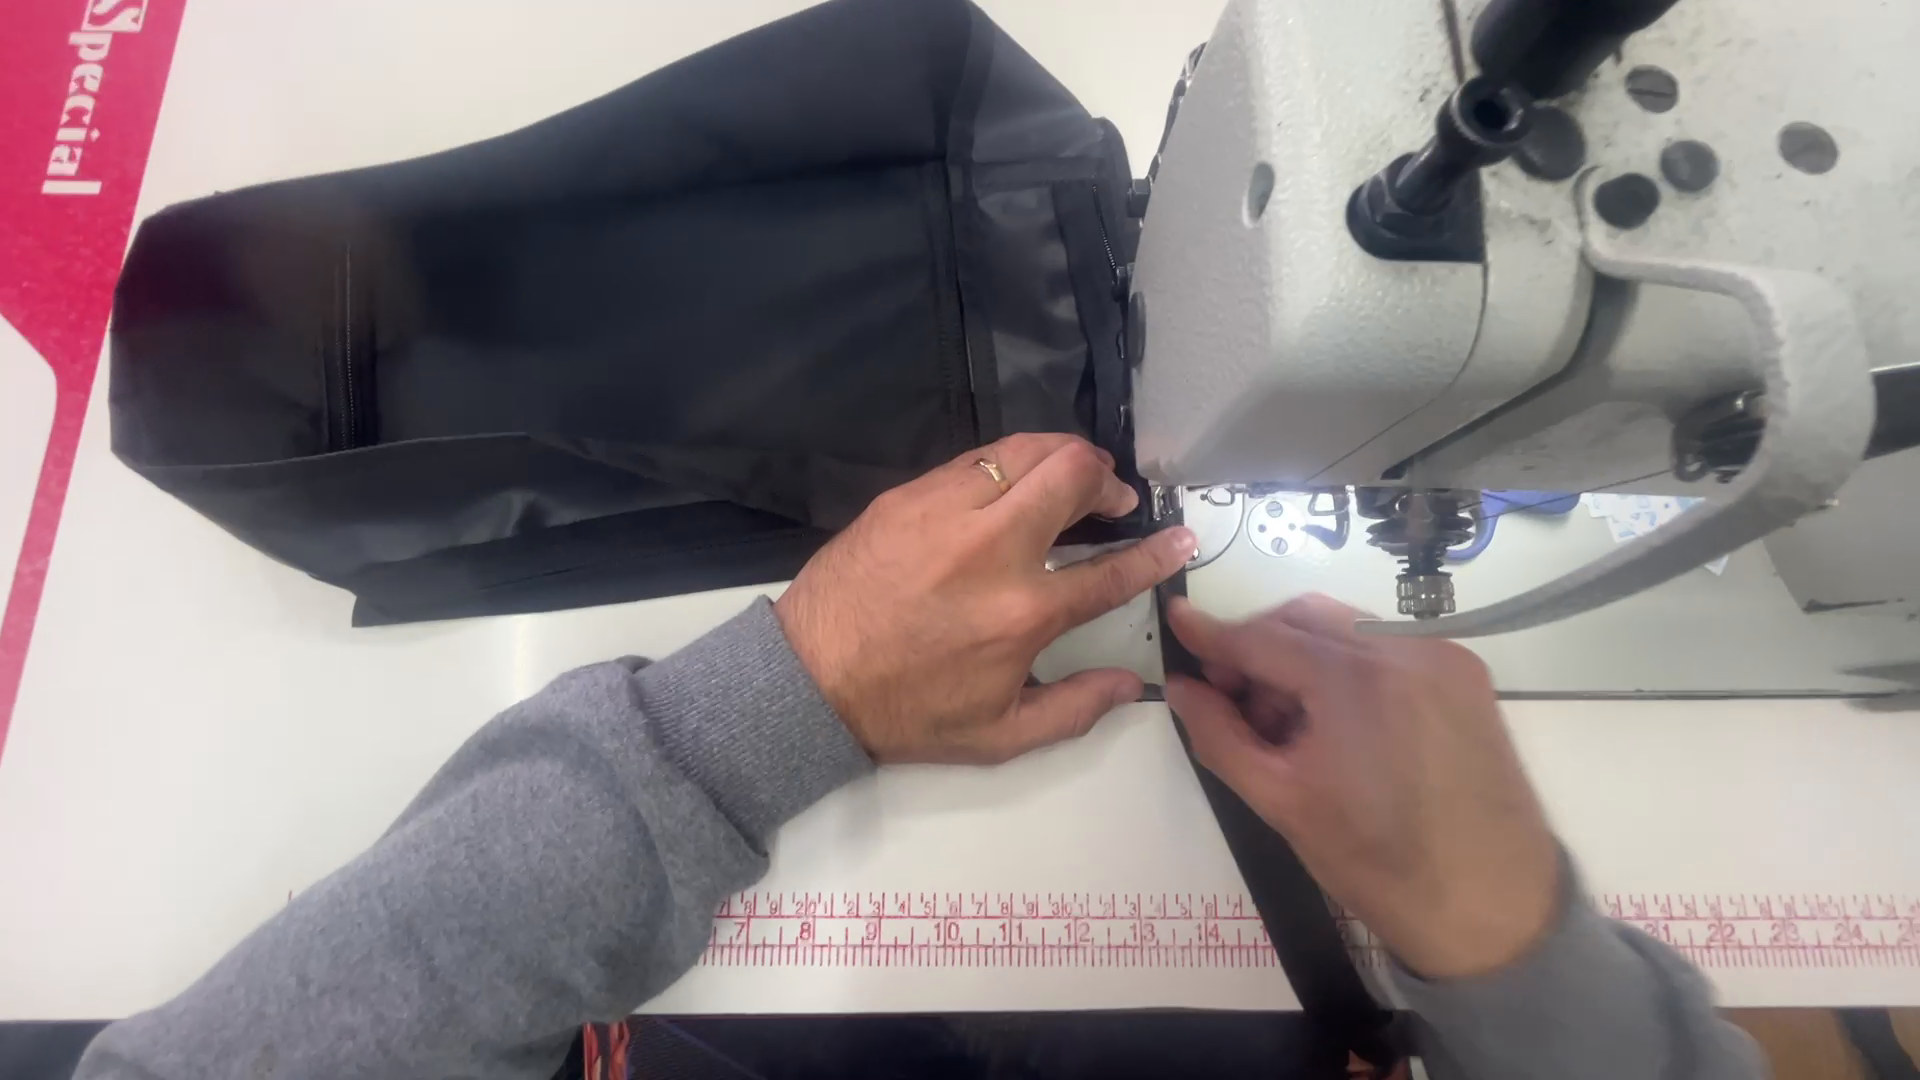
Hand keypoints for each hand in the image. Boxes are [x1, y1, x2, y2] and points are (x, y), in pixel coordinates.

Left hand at [775, 434, 1196, 765]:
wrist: (810, 678)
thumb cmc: (906, 711)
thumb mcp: (998, 736)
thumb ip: (1075, 710)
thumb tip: (1132, 684)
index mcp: (1022, 614)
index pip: (1111, 571)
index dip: (1156, 553)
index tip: (1179, 537)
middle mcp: (992, 548)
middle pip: (1072, 474)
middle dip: (1106, 479)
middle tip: (1110, 499)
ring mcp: (946, 511)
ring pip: (1026, 449)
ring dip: (1062, 456)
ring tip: (1069, 479)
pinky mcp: (908, 494)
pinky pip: (976, 458)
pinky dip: (1009, 464)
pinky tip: (1007, 486)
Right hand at [1164, 594, 1559, 977]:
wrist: (1496, 913)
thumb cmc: (1376, 862)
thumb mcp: (1277, 798)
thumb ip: (1216, 733)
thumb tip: (1180, 687)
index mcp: (1357, 680)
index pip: (1264, 639)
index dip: (1212, 632)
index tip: (1176, 618)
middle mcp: (1405, 648)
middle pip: (1302, 617)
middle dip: (1255, 645)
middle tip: (1230, 695)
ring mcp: (1443, 655)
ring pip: (1341, 625)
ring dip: (1297, 653)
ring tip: (1286, 718)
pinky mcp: (1465, 671)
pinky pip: (1380, 643)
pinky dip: (1341, 662)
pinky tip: (1332, 716)